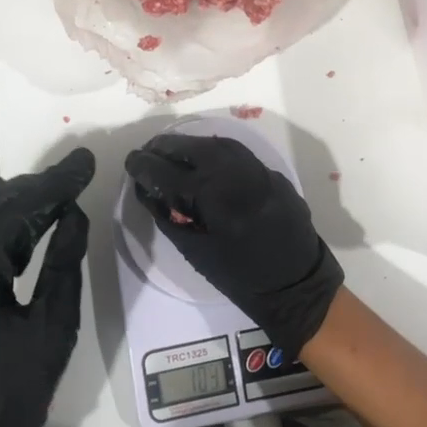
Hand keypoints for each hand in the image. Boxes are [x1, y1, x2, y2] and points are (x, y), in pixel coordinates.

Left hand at [0, 148, 94, 426]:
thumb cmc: (18, 389)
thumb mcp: (55, 326)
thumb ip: (62, 264)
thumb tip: (74, 214)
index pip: (15, 211)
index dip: (52, 185)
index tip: (83, 163)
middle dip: (36, 187)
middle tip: (75, 173)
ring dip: (15, 199)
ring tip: (56, 191)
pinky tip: (25, 216)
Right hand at [124, 133, 342, 354]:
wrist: (295, 283)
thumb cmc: (239, 277)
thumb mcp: (195, 250)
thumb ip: (167, 216)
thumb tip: (148, 191)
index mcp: (211, 194)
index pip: (166, 171)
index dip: (143, 166)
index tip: (131, 162)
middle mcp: (234, 172)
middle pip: (190, 147)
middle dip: (165, 148)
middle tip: (149, 154)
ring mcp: (256, 168)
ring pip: (215, 143)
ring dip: (190, 145)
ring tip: (172, 153)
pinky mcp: (271, 172)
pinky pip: (236, 153)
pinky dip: (214, 152)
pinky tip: (203, 160)